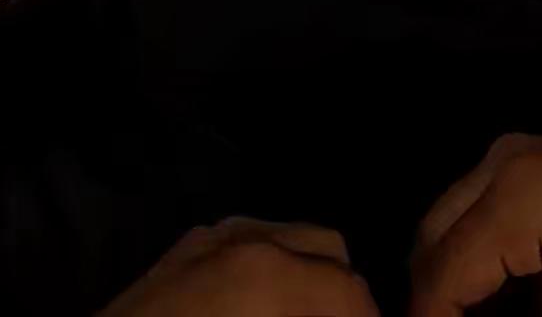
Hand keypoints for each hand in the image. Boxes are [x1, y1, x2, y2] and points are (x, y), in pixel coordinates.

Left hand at [100, 217, 378, 316]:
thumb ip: (316, 313)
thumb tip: (353, 313)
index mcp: (270, 272)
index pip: (353, 289)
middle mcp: (247, 235)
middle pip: (331, 244)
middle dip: (344, 292)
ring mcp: (214, 231)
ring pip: (290, 233)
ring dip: (309, 272)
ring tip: (303, 314)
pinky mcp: (188, 242)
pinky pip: (250, 237)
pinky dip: (273, 264)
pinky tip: (261, 305)